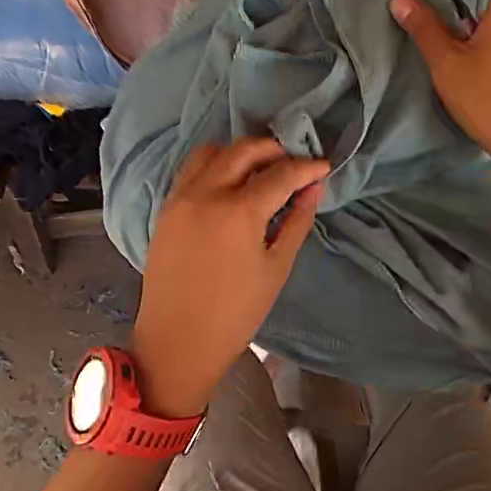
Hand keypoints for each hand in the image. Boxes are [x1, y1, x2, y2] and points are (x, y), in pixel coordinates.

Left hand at [131, 137, 327, 417]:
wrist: (177, 340)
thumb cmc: (235, 314)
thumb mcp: (276, 268)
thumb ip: (296, 222)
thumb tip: (313, 189)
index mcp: (238, 211)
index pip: (280, 173)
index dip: (307, 167)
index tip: (324, 166)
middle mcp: (206, 193)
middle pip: (244, 150)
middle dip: (275, 149)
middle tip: (295, 163)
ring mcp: (180, 198)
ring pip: (212, 152)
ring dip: (240, 152)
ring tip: (261, 168)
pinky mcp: (166, 208)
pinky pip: (191, 170)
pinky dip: (214, 164)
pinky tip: (230, 181)